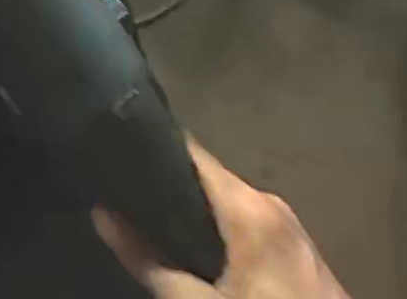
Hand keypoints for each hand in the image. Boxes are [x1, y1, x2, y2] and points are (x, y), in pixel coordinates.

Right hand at [93, 140, 347, 298]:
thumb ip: (147, 260)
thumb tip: (101, 214)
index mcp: (248, 205)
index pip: (187, 149)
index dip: (150, 147)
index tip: (117, 149)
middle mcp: (271, 204)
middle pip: (206, 178)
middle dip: (169, 187)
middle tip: (129, 197)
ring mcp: (294, 232)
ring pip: (228, 206)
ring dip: (197, 216)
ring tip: (157, 226)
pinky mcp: (305, 259)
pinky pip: (252, 229)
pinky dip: (223, 236)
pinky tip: (203, 258)